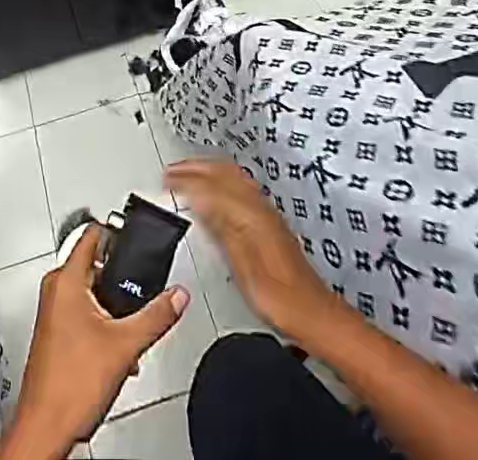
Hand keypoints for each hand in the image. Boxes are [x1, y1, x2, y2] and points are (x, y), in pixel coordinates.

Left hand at [1, 226, 188, 456]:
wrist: (45, 431)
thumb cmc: (68, 387)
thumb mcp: (126, 343)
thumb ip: (157, 314)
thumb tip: (177, 295)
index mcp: (66, 282)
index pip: (92, 235)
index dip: (116, 229)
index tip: (134, 231)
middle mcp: (56, 293)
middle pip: (96, 264)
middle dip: (121, 276)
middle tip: (141, 282)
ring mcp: (54, 314)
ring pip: (93, 291)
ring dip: (115, 305)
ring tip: (132, 323)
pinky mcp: (57, 334)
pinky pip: (86, 313)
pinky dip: (105, 322)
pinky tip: (121, 346)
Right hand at [164, 158, 341, 337]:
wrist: (310, 310)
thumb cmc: (280, 297)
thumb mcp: (241, 266)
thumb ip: (220, 227)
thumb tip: (198, 200)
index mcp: (252, 215)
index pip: (213, 185)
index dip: (187, 180)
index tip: (167, 179)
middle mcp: (261, 208)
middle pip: (225, 172)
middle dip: (196, 167)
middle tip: (172, 171)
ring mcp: (267, 212)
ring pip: (234, 176)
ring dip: (209, 170)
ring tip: (188, 173)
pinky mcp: (270, 221)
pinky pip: (241, 186)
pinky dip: (221, 180)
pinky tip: (215, 191)